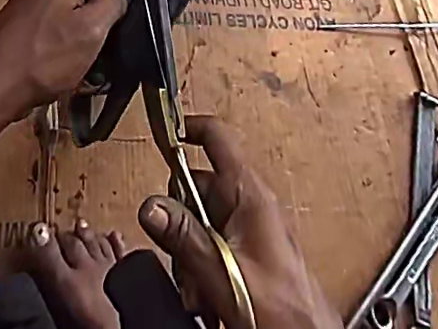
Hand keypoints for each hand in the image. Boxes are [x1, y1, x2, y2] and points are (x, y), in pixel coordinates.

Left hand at [0, 0, 133, 120]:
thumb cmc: (43, 59)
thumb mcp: (91, 31)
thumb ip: (113, 0)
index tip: (130, 18)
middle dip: (104, 16)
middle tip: (111, 45)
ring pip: (75, 9)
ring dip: (86, 33)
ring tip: (90, 61)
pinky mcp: (24, 19)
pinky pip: (57, 23)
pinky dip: (67, 41)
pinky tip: (68, 65)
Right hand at [140, 117, 340, 328]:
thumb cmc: (287, 317)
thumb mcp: (223, 272)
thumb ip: (184, 237)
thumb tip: (150, 205)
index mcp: (250, 195)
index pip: (216, 137)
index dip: (188, 127)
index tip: (163, 135)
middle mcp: (249, 205)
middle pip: (196, 185)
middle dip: (179, 219)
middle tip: (179, 252)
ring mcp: (248, 230)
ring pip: (198, 219)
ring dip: (188, 252)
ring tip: (198, 289)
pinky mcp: (247, 255)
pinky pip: (209, 244)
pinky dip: (200, 268)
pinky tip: (206, 298)